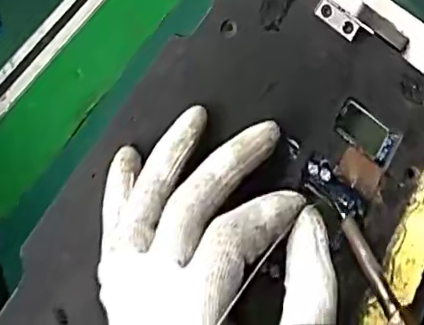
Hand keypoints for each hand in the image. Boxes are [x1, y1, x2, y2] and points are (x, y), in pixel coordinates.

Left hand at [99, 106, 336, 324]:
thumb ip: (308, 299)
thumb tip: (311, 228)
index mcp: (189, 323)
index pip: (227, 239)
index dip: (270, 210)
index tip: (300, 205)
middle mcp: (148, 311)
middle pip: (183, 211)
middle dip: (229, 161)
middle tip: (265, 134)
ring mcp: (128, 310)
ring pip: (137, 216)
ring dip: (166, 159)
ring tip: (193, 119)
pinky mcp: (123, 310)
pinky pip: (112, 246)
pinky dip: (118, 200)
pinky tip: (126, 162)